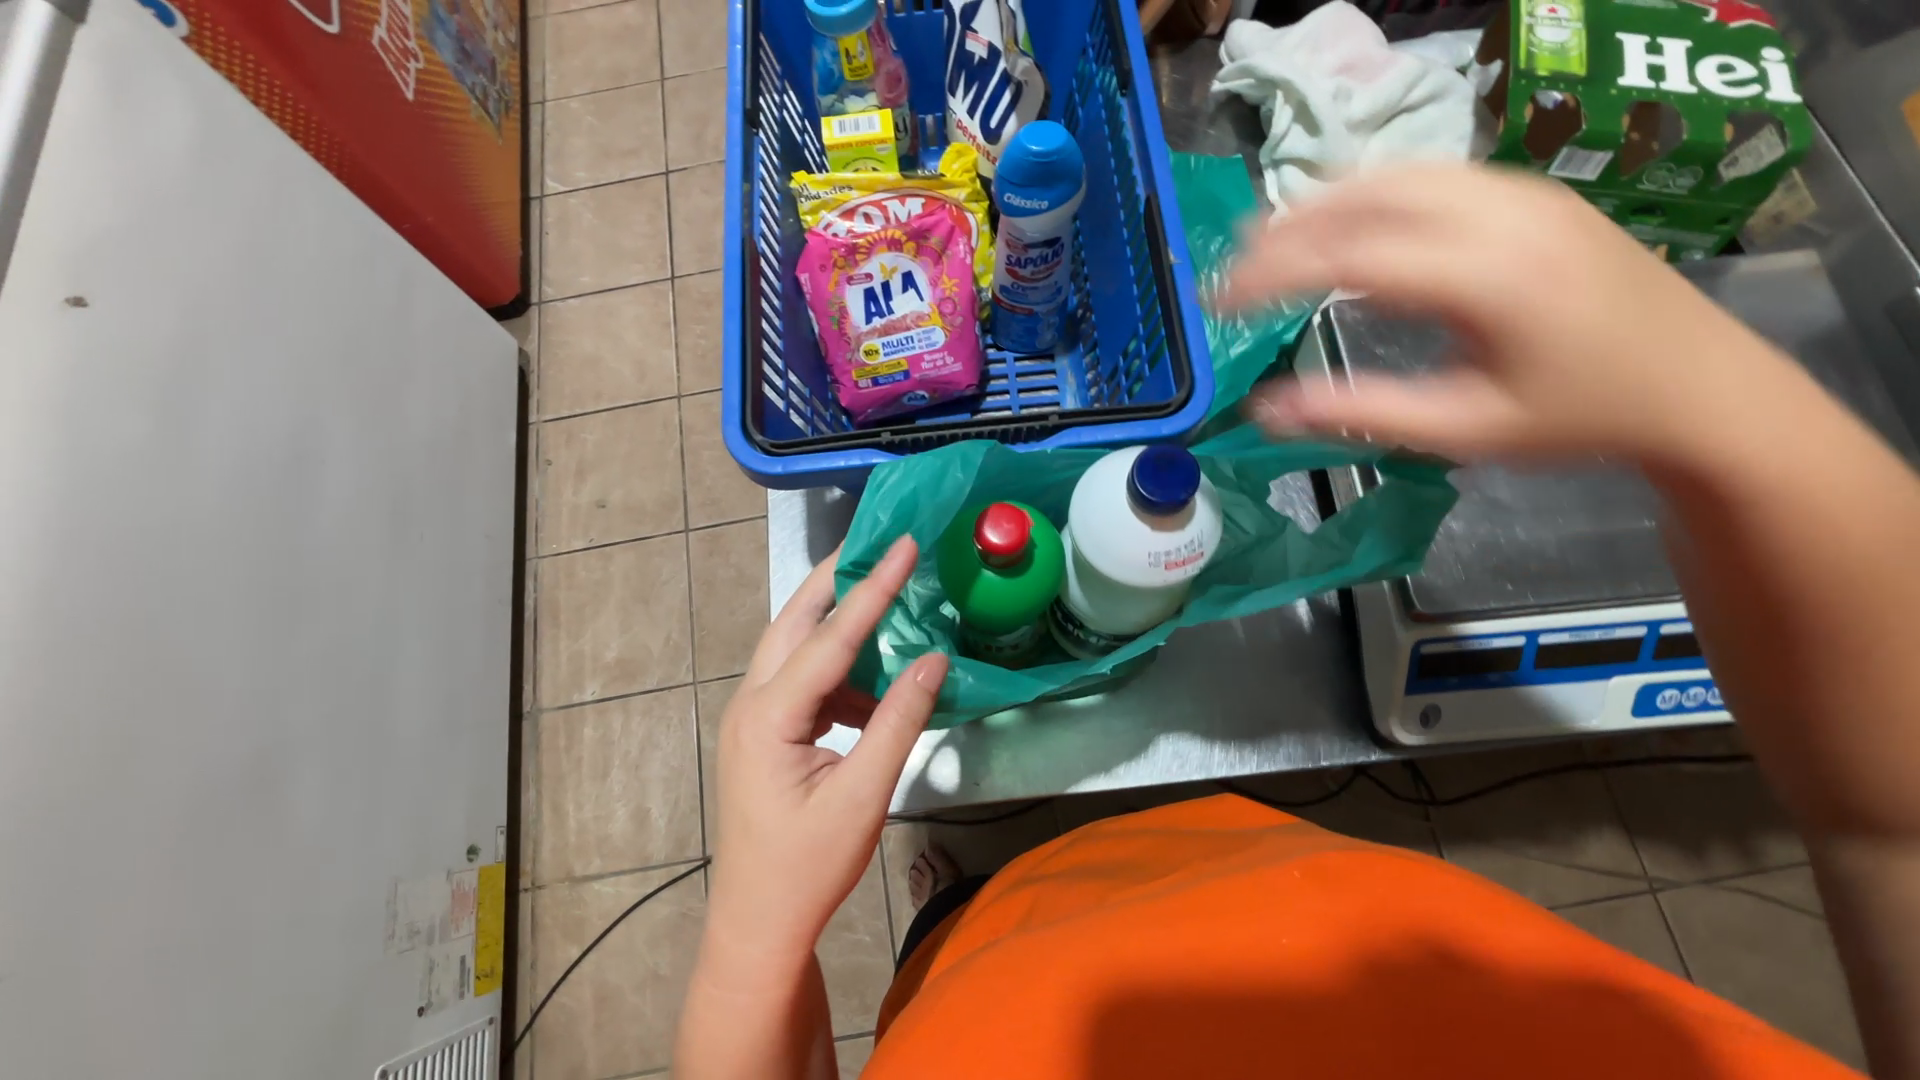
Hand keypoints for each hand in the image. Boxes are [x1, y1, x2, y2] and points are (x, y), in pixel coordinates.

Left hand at [706, 537, 948, 962]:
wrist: (760, 922)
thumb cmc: (810, 865)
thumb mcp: (864, 793)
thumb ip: (899, 720)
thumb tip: (935, 659)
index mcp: (768, 715)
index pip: (830, 636)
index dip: (872, 588)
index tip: (903, 545)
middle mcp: (750, 703)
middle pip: (794, 622)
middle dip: (836, 581)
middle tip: (878, 545)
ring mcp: (751, 717)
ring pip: (794, 649)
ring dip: (839, 627)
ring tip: (886, 606)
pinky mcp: (763, 733)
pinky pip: (802, 682)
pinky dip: (838, 671)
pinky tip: (872, 685)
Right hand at [1214, 164, 1798, 466]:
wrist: (1699, 385)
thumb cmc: (1576, 420)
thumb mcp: (1461, 431)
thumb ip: (1358, 413)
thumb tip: (1263, 409)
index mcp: (1487, 278)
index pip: (1349, 255)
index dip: (1271, 273)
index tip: (1219, 303)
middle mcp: (1503, 215)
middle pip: (1366, 196)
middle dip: (1286, 228)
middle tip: (1232, 268)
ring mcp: (1522, 193)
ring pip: (1397, 174)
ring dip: (1324, 204)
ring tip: (1270, 242)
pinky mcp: (1530, 193)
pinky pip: (1430, 176)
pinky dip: (1368, 195)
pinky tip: (1343, 225)